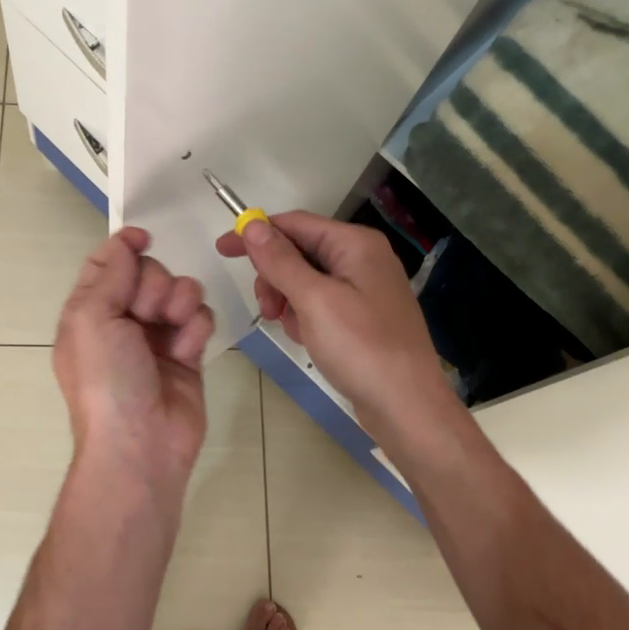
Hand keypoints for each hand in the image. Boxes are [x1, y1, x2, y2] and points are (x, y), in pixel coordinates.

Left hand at [55, 227, 217, 487]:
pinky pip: (199, 320)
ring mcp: (156, 339)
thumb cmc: (106, 381)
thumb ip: (109, 273)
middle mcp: (121, 322)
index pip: (106, 264)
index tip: (144, 238)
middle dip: (155, 284)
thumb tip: (125, 240)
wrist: (140, 445)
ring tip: (175, 327)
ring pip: (179, 293)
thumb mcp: (91, 319)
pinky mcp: (188, 356)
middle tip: (149, 311)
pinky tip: (189, 349)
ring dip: (181, 301)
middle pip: (148, 274)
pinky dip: (197, 327)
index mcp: (89, 313)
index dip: (124, 247)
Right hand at [216, 212, 454, 430]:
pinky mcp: (362, 316)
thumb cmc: (361, 348)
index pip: (295, 224)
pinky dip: (305, 317)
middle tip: (268, 310)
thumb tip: (252, 225)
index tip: (222, 250)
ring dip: (288, 301)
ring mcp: (365, 288)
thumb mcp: (314, 300)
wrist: (406, 406)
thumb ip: (281, 261)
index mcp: (355, 244)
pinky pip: (320, 304)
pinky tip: (308, 340)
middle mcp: (362, 258)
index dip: (256, 234)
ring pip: (305, 280)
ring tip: (294, 330)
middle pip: (299, 251)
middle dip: (275, 277)